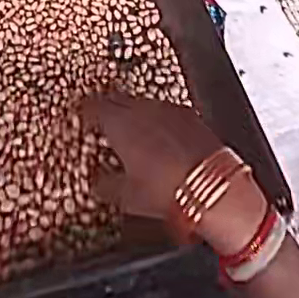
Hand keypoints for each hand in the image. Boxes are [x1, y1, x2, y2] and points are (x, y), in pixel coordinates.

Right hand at [83, 92, 264, 253]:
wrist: (216, 191)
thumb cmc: (170, 193)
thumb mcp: (128, 198)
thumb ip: (106, 185)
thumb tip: (98, 183)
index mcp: (119, 124)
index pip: (93, 107)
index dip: (85, 112)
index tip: (82, 117)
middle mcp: (140, 110)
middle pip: (115, 99)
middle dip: (106, 107)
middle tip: (101, 119)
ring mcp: (165, 109)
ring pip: (140, 103)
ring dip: (132, 112)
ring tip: (130, 129)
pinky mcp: (187, 114)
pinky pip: (163, 109)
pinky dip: (155, 118)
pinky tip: (159, 133)